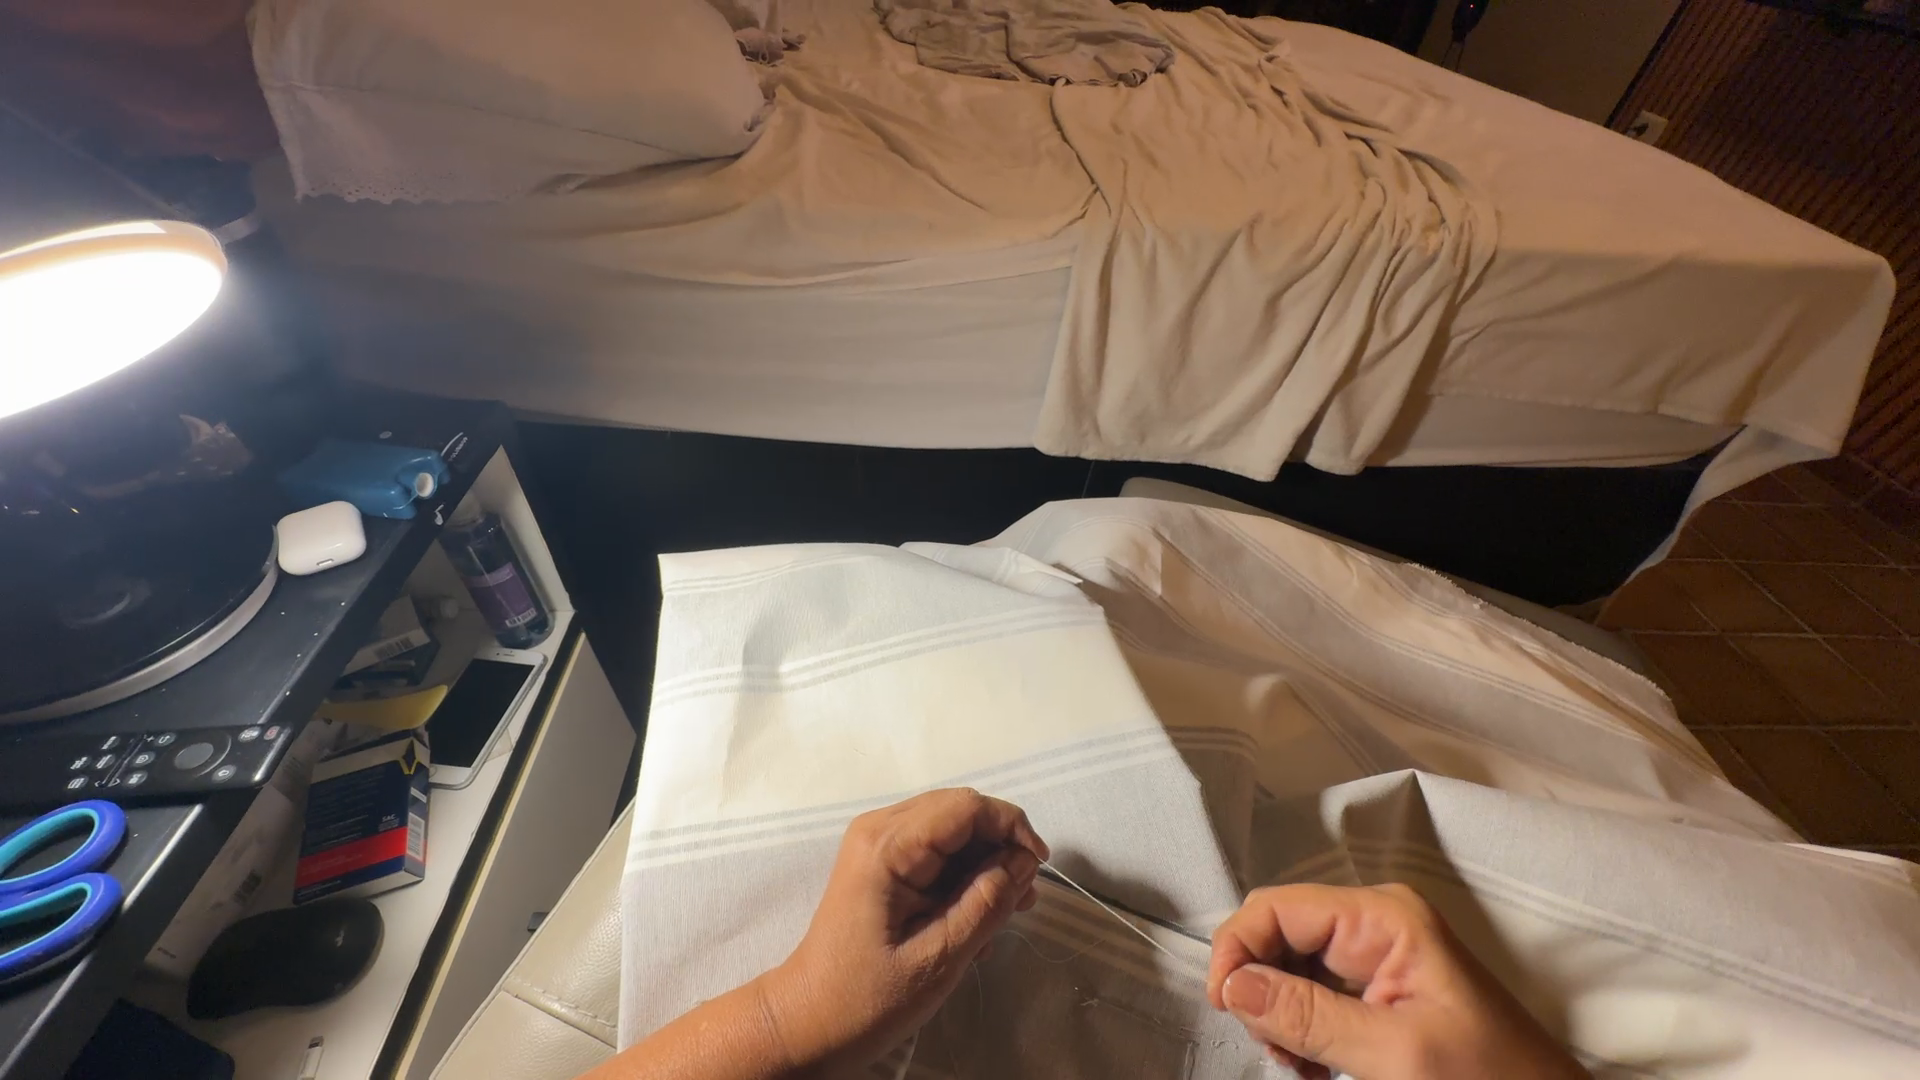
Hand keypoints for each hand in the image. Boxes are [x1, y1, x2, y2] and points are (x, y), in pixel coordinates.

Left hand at [761, 789, 1049, 1072]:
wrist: (805, 1022)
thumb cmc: (865, 999)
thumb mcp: (938, 959)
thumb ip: (985, 904)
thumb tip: (1024, 861)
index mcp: (888, 845)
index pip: (965, 807)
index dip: (1010, 826)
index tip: (1039, 867)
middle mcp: (881, 828)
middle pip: (960, 811)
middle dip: (1000, 846)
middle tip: (1024, 898)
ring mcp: (878, 842)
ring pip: (951, 829)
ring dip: (984, 864)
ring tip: (1005, 915)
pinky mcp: (882, 860)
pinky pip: (935, 850)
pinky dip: (962, 876)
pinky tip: (974, 920)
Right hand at [1208, 883, 1585, 1079]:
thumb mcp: (1395, 1057)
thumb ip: (1307, 1016)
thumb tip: (1229, 985)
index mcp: (1379, 916)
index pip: (1278, 908)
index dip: (1238, 947)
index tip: (1222, 1004)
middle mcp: (1371, 921)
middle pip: (1280, 933)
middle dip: (1259, 986)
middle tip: (1266, 1048)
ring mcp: (1375, 953)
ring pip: (1290, 965)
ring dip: (1277, 1013)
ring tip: (1292, 1066)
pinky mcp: (1378, 987)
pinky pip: (1314, 992)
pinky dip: (1300, 1028)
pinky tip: (1309, 1065)